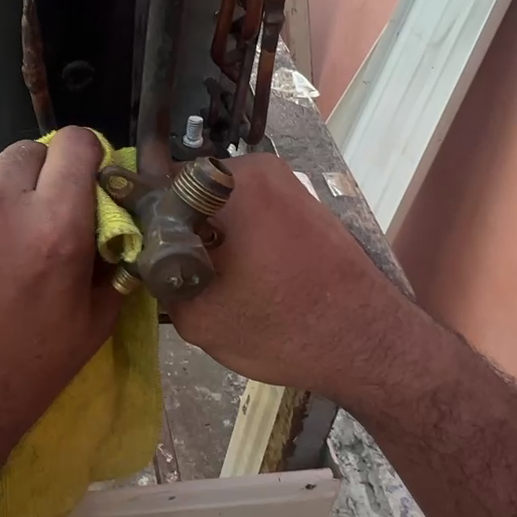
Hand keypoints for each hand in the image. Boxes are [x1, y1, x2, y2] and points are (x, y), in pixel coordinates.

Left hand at [0, 132, 121, 475]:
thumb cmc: (17, 379)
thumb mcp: (90, 327)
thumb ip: (111, 260)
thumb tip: (114, 217)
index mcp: (52, 227)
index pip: (74, 143)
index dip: (80, 156)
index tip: (76, 174)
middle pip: (22, 155)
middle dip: (30, 183)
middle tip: (21, 227)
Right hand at [168, 153, 425, 411]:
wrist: (372, 347)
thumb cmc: (284, 328)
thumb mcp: (198, 317)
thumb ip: (158, 282)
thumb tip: (146, 263)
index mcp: (230, 181)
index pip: (158, 190)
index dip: (144, 227)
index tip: (144, 261)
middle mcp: (259, 169)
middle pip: (189, 194)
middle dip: (178, 231)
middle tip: (175, 276)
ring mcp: (286, 184)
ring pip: (218, 205)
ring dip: (207, 237)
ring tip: (210, 282)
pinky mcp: (302, 206)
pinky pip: (248, 214)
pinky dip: (236, 240)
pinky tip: (241, 280)